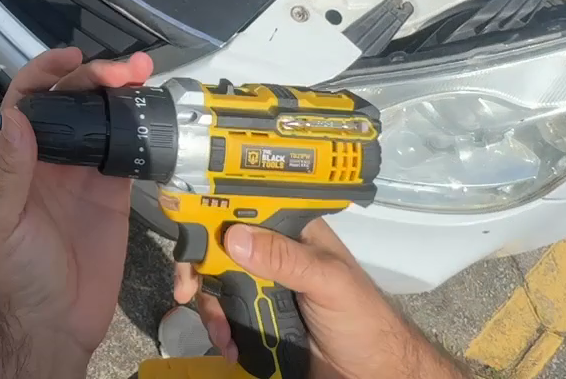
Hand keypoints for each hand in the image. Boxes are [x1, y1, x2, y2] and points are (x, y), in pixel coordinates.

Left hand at [0, 47, 155, 378]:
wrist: (55, 328)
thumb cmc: (17, 274)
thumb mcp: (3, 221)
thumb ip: (11, 170)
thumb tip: (14, 115)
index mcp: (21, 155)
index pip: (30, 99)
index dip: (46, 71)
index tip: (71, 57)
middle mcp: (53, 154)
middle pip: (72, 100)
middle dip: (94, 76)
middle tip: (122, 70)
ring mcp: (85, 171)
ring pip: (102, 117)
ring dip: (120, 92)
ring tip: (141, 72)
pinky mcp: (115, 191)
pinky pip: (127, 148)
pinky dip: (139, 126)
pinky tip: (152, 109)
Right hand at [175, 220, 466, 378]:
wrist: (379, 378)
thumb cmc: (364, 319)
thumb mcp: (328, 282)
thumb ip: (284, 258)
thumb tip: (232, 236)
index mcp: (288, 228)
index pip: (243, 205)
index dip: (211, 209)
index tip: (187, 227)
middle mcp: (270, 250)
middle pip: (219, 244)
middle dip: (199, 265)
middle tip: (186, 288)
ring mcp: (262, 285)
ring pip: (218, 281)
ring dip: (210, 305)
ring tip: (220, 333)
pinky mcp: (258, 318)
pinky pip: (226, 314)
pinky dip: (220, 329)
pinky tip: (229, 346)